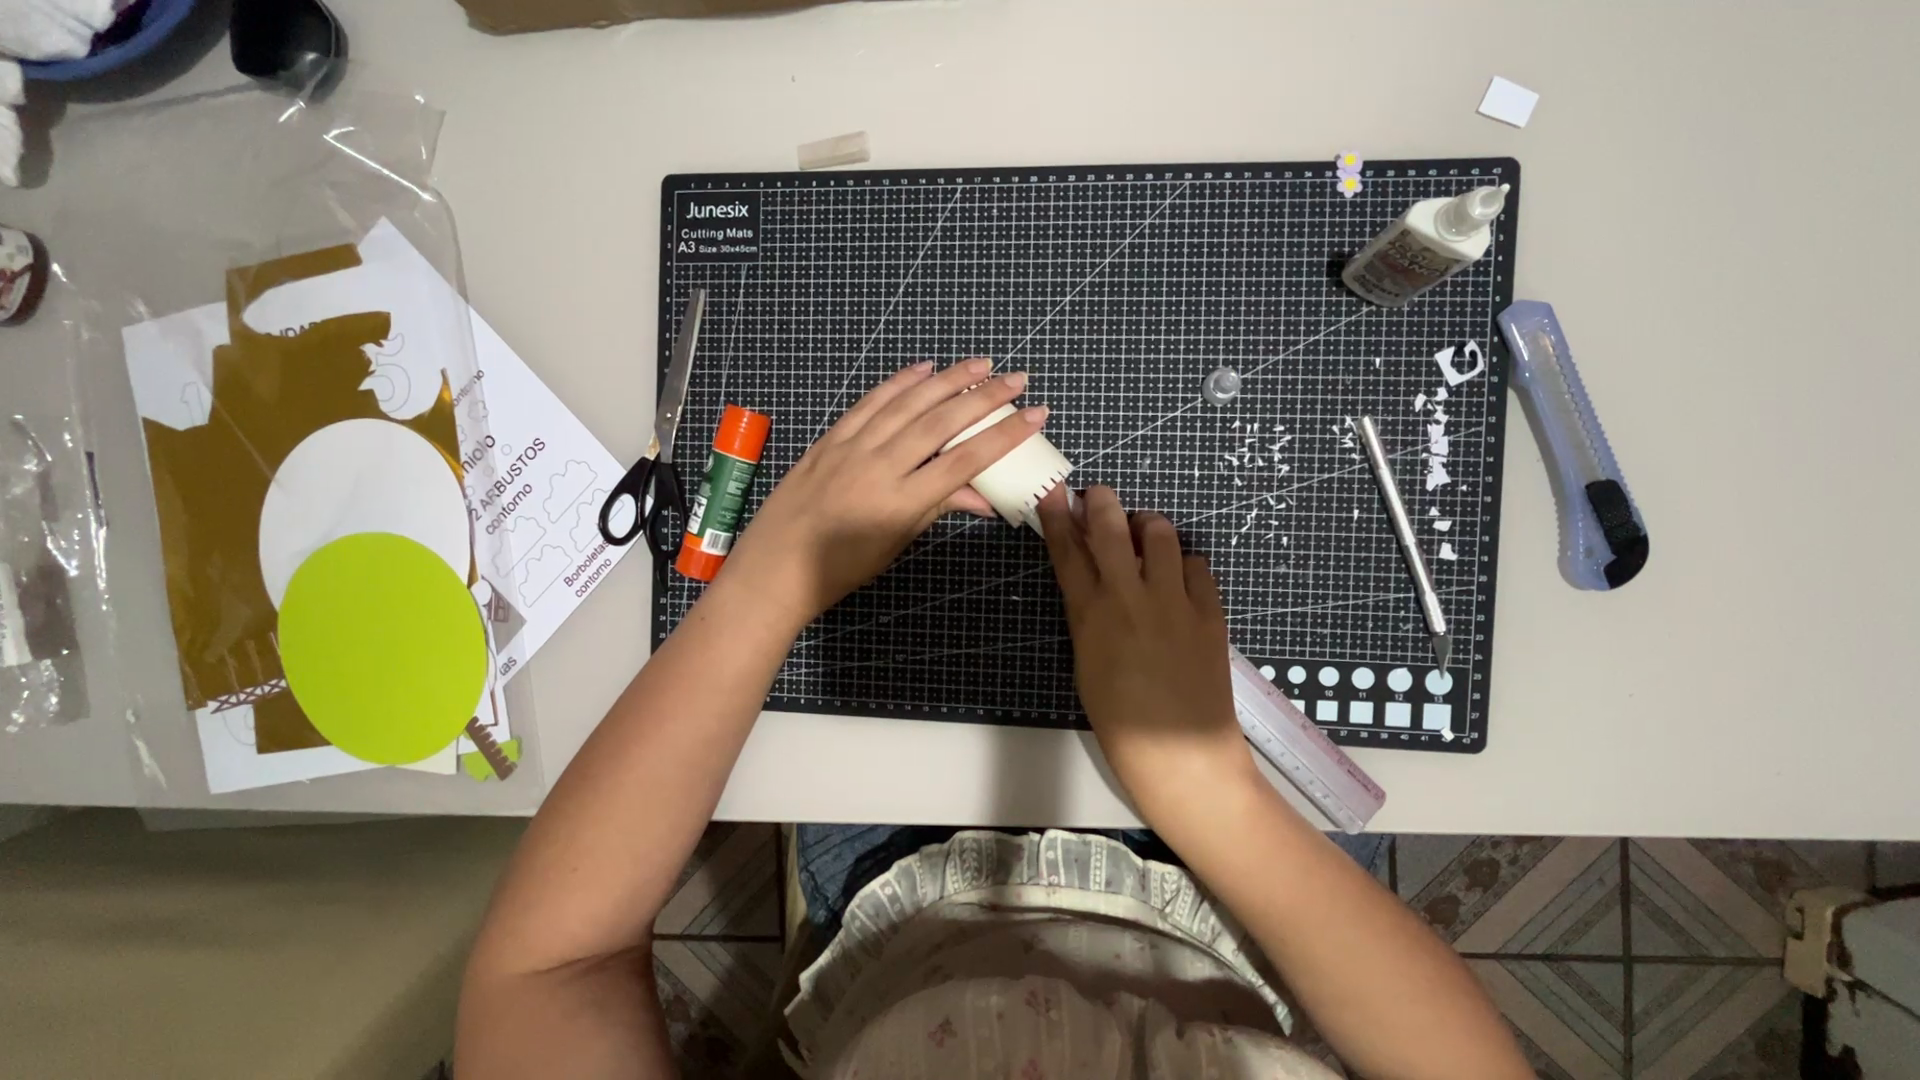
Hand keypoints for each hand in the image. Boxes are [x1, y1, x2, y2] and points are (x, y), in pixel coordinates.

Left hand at [722, 359, 1046, 623]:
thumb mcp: (897, 542)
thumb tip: (984, 498)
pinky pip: (871, 402)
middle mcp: (880, 464)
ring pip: (909, 402)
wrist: (777, 565)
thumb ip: (938, 509)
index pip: (966, 459)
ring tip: (980, 364)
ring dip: (948, 379)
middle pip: (942, 420)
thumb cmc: (843, 567)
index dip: (1005, 435)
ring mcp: (853, 446)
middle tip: (1017, 378)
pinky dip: (899, 382)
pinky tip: (923, 368)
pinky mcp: (831, 437)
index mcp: (902, 500)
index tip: (1036, 414)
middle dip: (984, 396)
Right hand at [1035, 485, 1259, 825]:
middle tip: (1098, 496)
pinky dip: (1183, 562)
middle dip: (1101, 501)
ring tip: (1144, 538)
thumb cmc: (1121, 721)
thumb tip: (1090, 580)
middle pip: (1112, 527)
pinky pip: (1197, 564)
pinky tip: (1178, 577)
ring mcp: (1174, 601)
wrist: (1182, 754)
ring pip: (1161, 533)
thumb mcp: (1087, 664)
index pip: (1067, 551)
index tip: (1054, 492)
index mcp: (1090, 616)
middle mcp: (1130, 597)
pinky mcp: (1210, 610)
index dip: (1058, 516)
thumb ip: (1087, 616)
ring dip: (1147, 527)